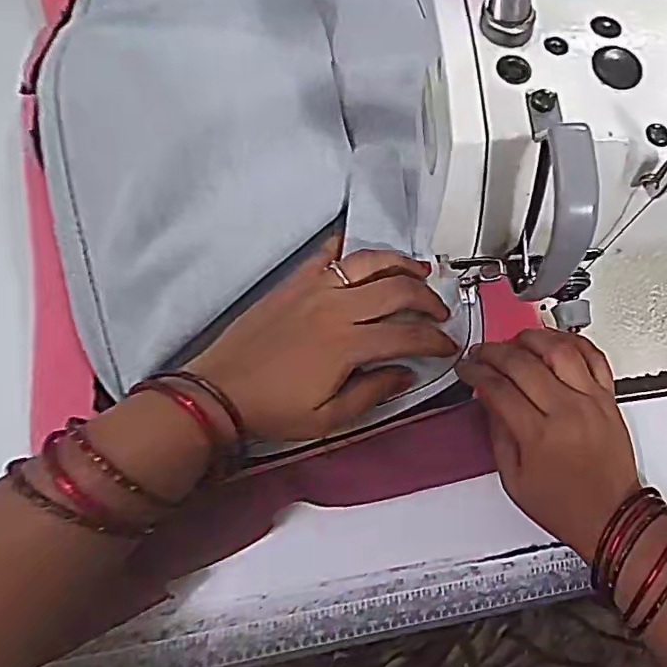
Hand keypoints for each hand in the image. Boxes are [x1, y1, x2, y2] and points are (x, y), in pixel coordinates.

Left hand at [185, 235, 459, 441]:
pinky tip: (362, 255)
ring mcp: (314, 290)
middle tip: (439, 313)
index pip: (408, 335)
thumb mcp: (329, 418)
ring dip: (401, 265)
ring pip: (370, 263)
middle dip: (429, 301)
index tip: (447, 346)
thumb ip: (373, 392)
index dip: (436, 341)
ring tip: (418, 273)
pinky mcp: (295, 282)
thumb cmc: (272, 408)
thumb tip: (404, 374)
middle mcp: (335, 309)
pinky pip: (328, 254)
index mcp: (346, 345)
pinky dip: (349, 248)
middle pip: (399, 291)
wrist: (219, 391)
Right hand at [457, 329, 638, 553]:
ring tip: (516, 341)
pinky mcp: (608, 398)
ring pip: (559, 349)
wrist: (612, 517)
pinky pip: (593, 356)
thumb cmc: (568, 506)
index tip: (468, 369)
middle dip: (494, 352)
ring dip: (531, 338)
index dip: (476, 372)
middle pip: (523, 363)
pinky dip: (573, 342)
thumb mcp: (515, 480)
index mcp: (539, 436)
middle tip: (483, 353)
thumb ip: (498, 435)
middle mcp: (568, 412)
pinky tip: (557, 341)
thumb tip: (489, 400)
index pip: (498, 387)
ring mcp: (591, 401)